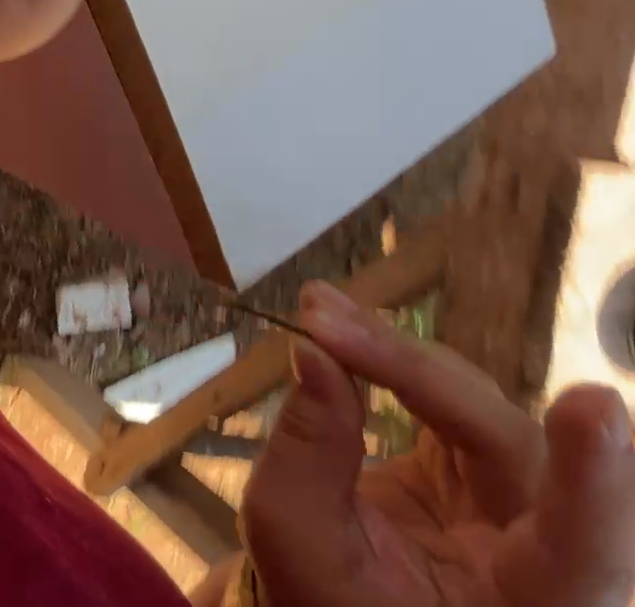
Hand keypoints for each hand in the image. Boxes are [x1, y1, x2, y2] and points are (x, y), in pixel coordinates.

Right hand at [242, 281, 634, 606]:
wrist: (337, 603)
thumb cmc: (320, 591)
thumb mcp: (294, 533)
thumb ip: (310, 450)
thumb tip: (312, 352)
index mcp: (533, 596)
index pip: (587, 541)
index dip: (593, 474)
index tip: (592, 402)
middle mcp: (550, 545)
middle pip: (504, 437)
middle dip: (409, 368)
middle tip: (320, 318)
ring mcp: (525, 500)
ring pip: (479, 404)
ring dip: (397, 351)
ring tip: (318, 311)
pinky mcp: (486, 465)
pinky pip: (450, 397)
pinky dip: (391, 358)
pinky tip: (339, 326)